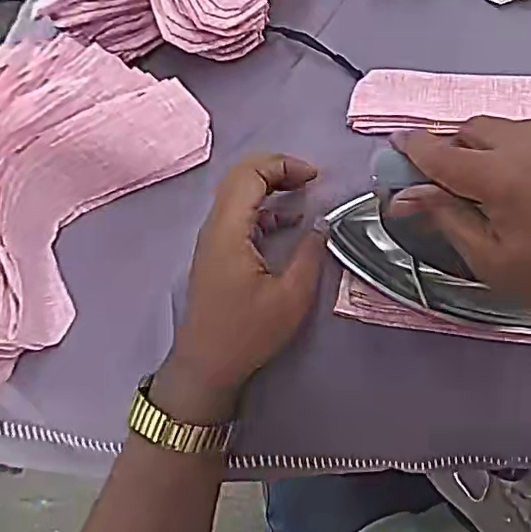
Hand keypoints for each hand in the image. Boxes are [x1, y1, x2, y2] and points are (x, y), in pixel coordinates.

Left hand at [151, 154, 327, 424]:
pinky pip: (240, 214)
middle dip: (278, 169)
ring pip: (239, 193)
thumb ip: (311, 253)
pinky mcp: (217, 251)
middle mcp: (215, 227)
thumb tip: (323, 223)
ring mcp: (213, 239)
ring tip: (305, 192)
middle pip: (241, 177)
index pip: (250, 175)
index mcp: (230, 232)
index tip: (315, 177)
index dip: (284, 165)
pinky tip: (290, 221)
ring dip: (271, 186)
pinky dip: (265, 207)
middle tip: (311, 179)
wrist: (207, 366)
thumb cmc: (248, 333)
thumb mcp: (292, 296)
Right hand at [395, 118, 530, 394]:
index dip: (413, 150)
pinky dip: (529, 149)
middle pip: (475, 127)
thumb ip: (447, 216)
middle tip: (454, 184)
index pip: (442, 151)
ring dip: (493, 147)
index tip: (398, 150)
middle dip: (456, 148)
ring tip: (504, 188)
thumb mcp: (493, 259)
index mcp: (504, 174)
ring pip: (511, 127)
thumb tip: (408, 194)